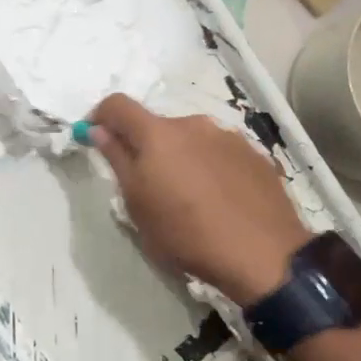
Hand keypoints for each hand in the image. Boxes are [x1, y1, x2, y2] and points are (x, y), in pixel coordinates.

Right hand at [89, 93, 310, 304]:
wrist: (264, 255)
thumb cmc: (187, 233)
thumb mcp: (138, 204)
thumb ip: (117, 160)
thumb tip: (99, 131)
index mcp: (158, 134)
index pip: (117, 105)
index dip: (101, 116)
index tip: (97, 138)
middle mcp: (194, 124)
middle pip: (157, 125)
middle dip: (146, 146)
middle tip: (149, 185)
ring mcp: (229, 137)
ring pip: (191, 139)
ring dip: (181, 157)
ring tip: (190, 197)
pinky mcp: (255, 155)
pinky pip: (220, 153)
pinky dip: (210, 168)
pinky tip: (220, 201)